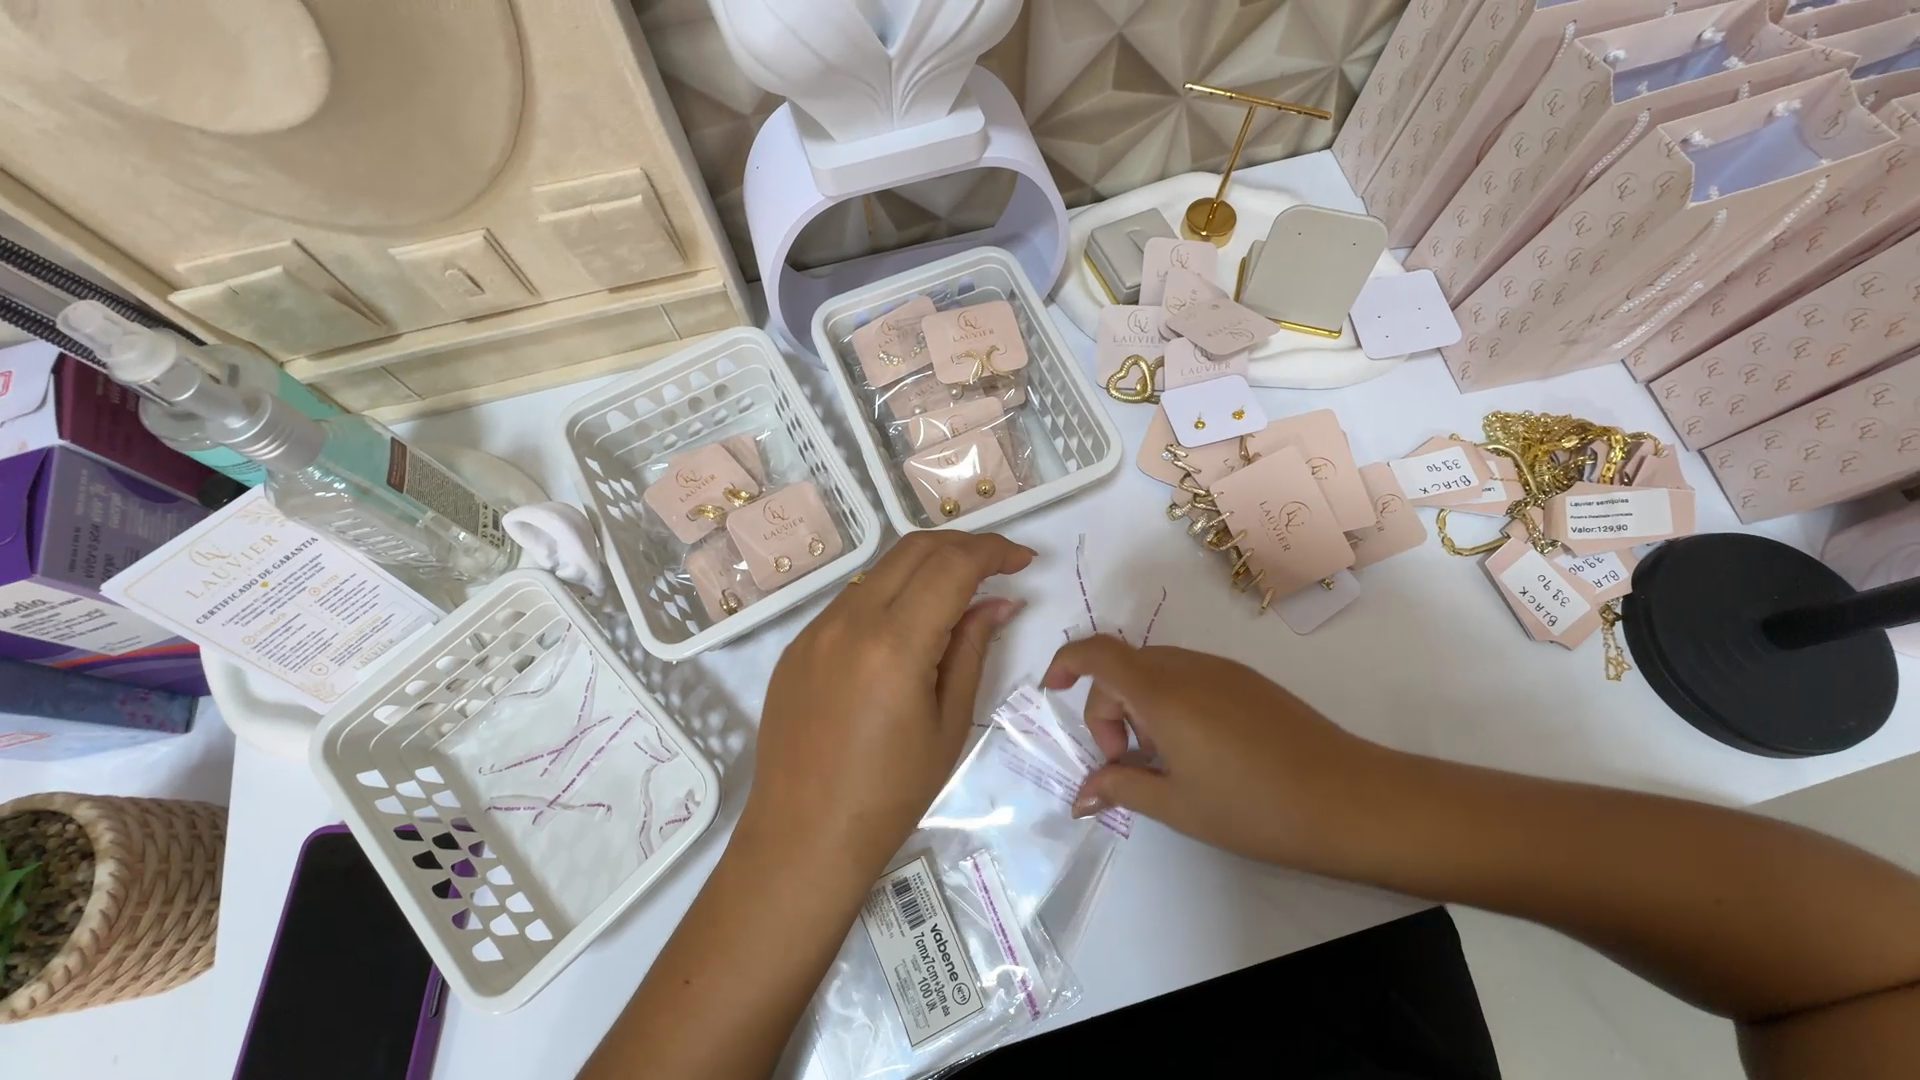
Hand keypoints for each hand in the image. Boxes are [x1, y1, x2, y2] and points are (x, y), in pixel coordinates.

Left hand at [746, 531, 1033, 879]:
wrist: (803, 834)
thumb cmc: (890, 793)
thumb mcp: (948, 724)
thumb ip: (971, 651)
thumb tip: (997, 603)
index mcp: (894, 643)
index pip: (951, 565)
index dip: (994, 551)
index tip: (1023, 560)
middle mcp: (849, 621)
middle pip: (913, 549)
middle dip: (963, 545)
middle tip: (998, 566)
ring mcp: (815, 630)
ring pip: (880, 570)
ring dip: (924, 566)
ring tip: (958, 594)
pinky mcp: (797, 646)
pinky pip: (851, 600)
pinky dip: (889, 594)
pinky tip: (907, 627)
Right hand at [1042, 635, 1393, 875]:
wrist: (1350, 801)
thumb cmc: (1254, 808)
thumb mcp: (1176, 804)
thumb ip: (1120, 787)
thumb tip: (1080, 795)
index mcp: (1162, 694)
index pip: (1098, 653)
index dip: (1066, 662)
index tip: (1053, 691)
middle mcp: (1188, 668)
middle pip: (1124, 667)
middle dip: (1107, 709)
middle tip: (1127, 762)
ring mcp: (1222, 670)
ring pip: (1157, 672)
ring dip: (1140, 707)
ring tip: (1165, 762)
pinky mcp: (1247, 681)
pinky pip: (1188, 677)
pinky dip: (1171, 703)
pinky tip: (1198, 751)